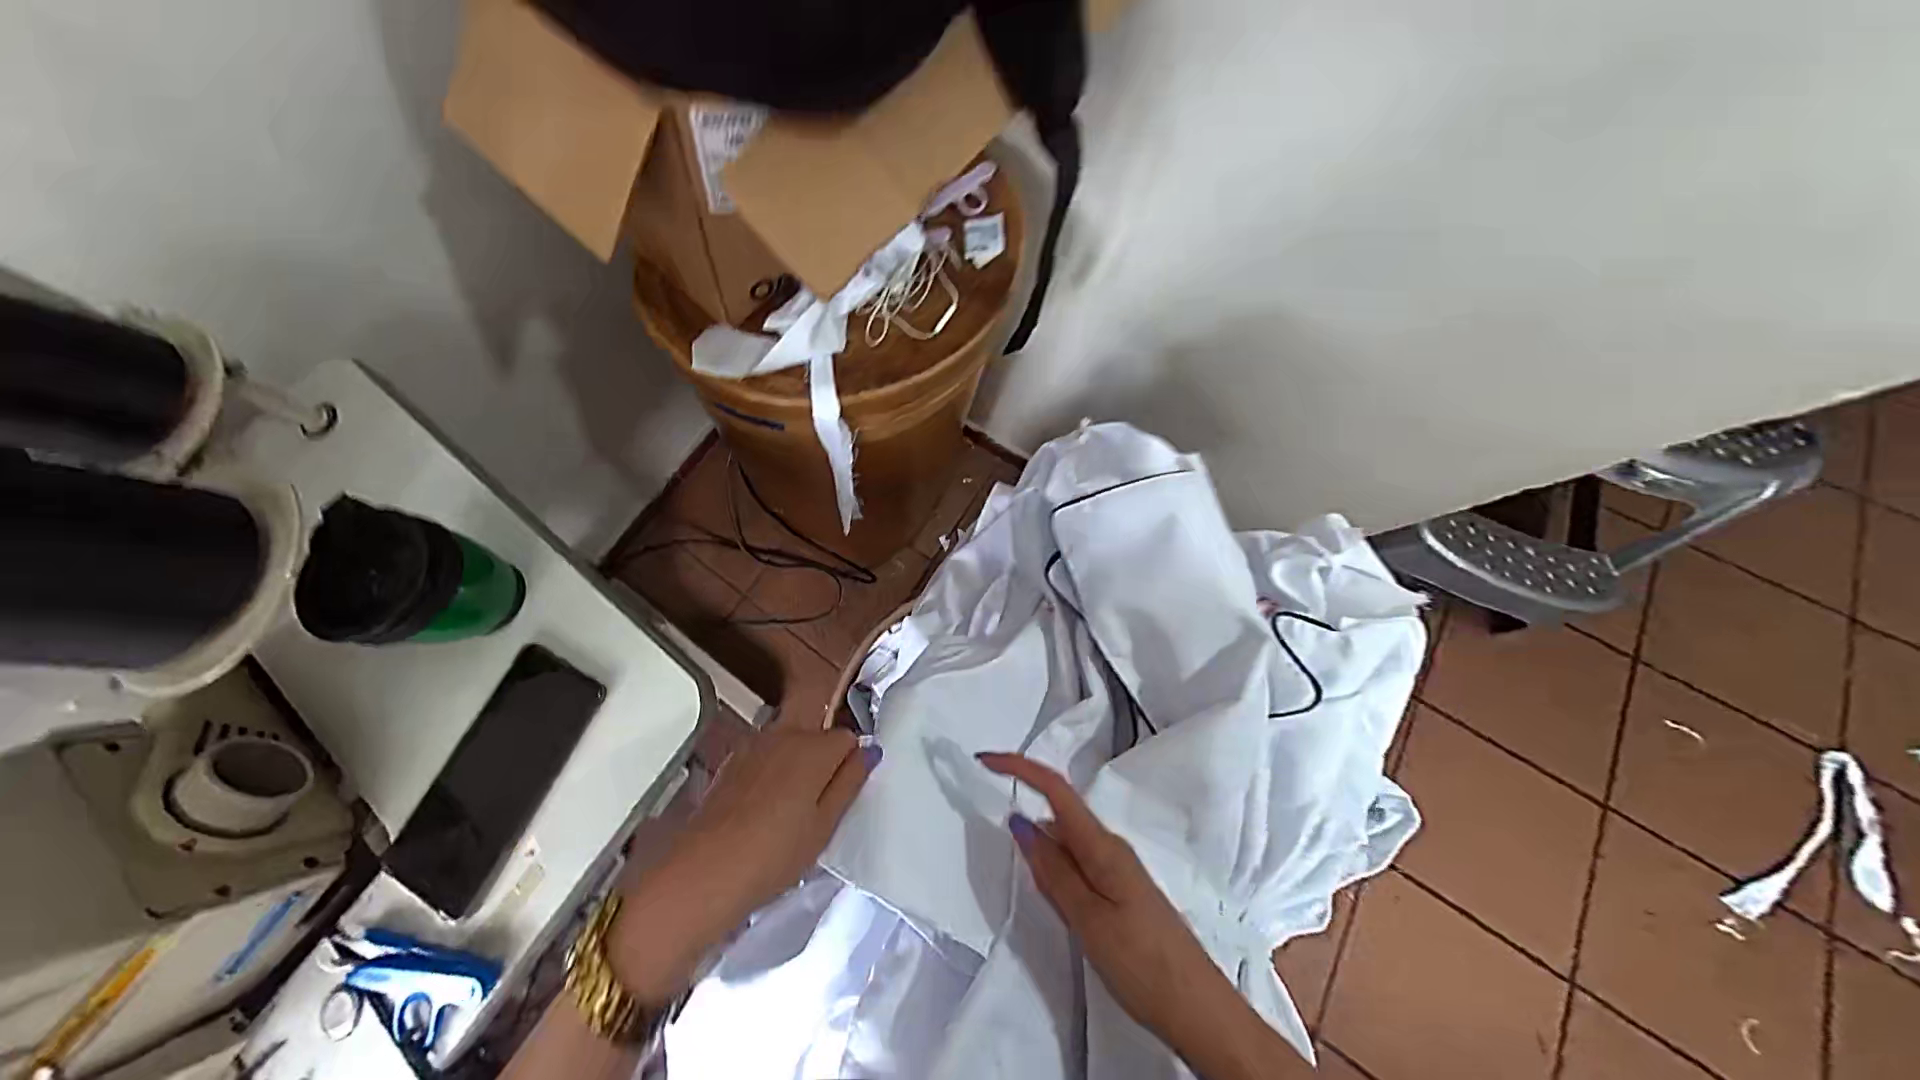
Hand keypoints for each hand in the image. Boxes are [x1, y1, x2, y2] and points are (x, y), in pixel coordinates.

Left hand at [610, 726, 878, 1005]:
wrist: (703, 875)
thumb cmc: (774, 854)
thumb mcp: (825, 825)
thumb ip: (851, 780)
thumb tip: (868, 751)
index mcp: (814, 747)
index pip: (848, 737)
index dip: (851, 763)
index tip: (845, 792)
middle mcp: (783, 735)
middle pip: (817, 735)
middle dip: (823, 760)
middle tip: (820, 805)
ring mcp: (753, 747)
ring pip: (789, 744)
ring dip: (796, 765)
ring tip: (790, 811)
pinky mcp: (730, 763)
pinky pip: (765, 758)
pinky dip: (771, 773)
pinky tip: (763, 810)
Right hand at [977, 753, 1299, 1079]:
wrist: (1200, 1011)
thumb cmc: (1142, 964)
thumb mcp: (1088, 919)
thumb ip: (1053, 871)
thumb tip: (1020, 821)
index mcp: (1102, 847)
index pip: (1057, 790)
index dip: (1020, 768)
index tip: (985, 759)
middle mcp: (1110, 848)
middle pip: (1059, 815)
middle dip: (1027, 817)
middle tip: (1005, 851)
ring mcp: (1118, 870)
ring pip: (1067, 844)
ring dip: (1042, 852)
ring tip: (1039, 894)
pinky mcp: (1120, 892)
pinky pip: (1078, 866)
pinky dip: (1057, 873)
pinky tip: (1056, 902)